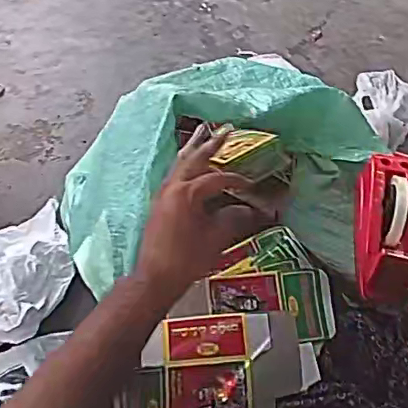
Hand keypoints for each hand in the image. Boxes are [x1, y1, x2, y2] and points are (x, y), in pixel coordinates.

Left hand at [133, 123, 270, 295]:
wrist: (155, 278)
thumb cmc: (186, 259)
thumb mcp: (216, 238)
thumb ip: (234, 218)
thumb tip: (251, 210)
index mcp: (187, 193)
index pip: (217, 178)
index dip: (236, 180)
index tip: (250, 185)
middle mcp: (172, 187)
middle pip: (194, 159)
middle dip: (210, 144)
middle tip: (225, 130)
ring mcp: (162, 194)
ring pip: (180, 164)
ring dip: (194, 150)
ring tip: (203, 134)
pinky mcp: (158, 203)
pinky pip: (174, 175)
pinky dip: (185, 165)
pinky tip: (189, 166)